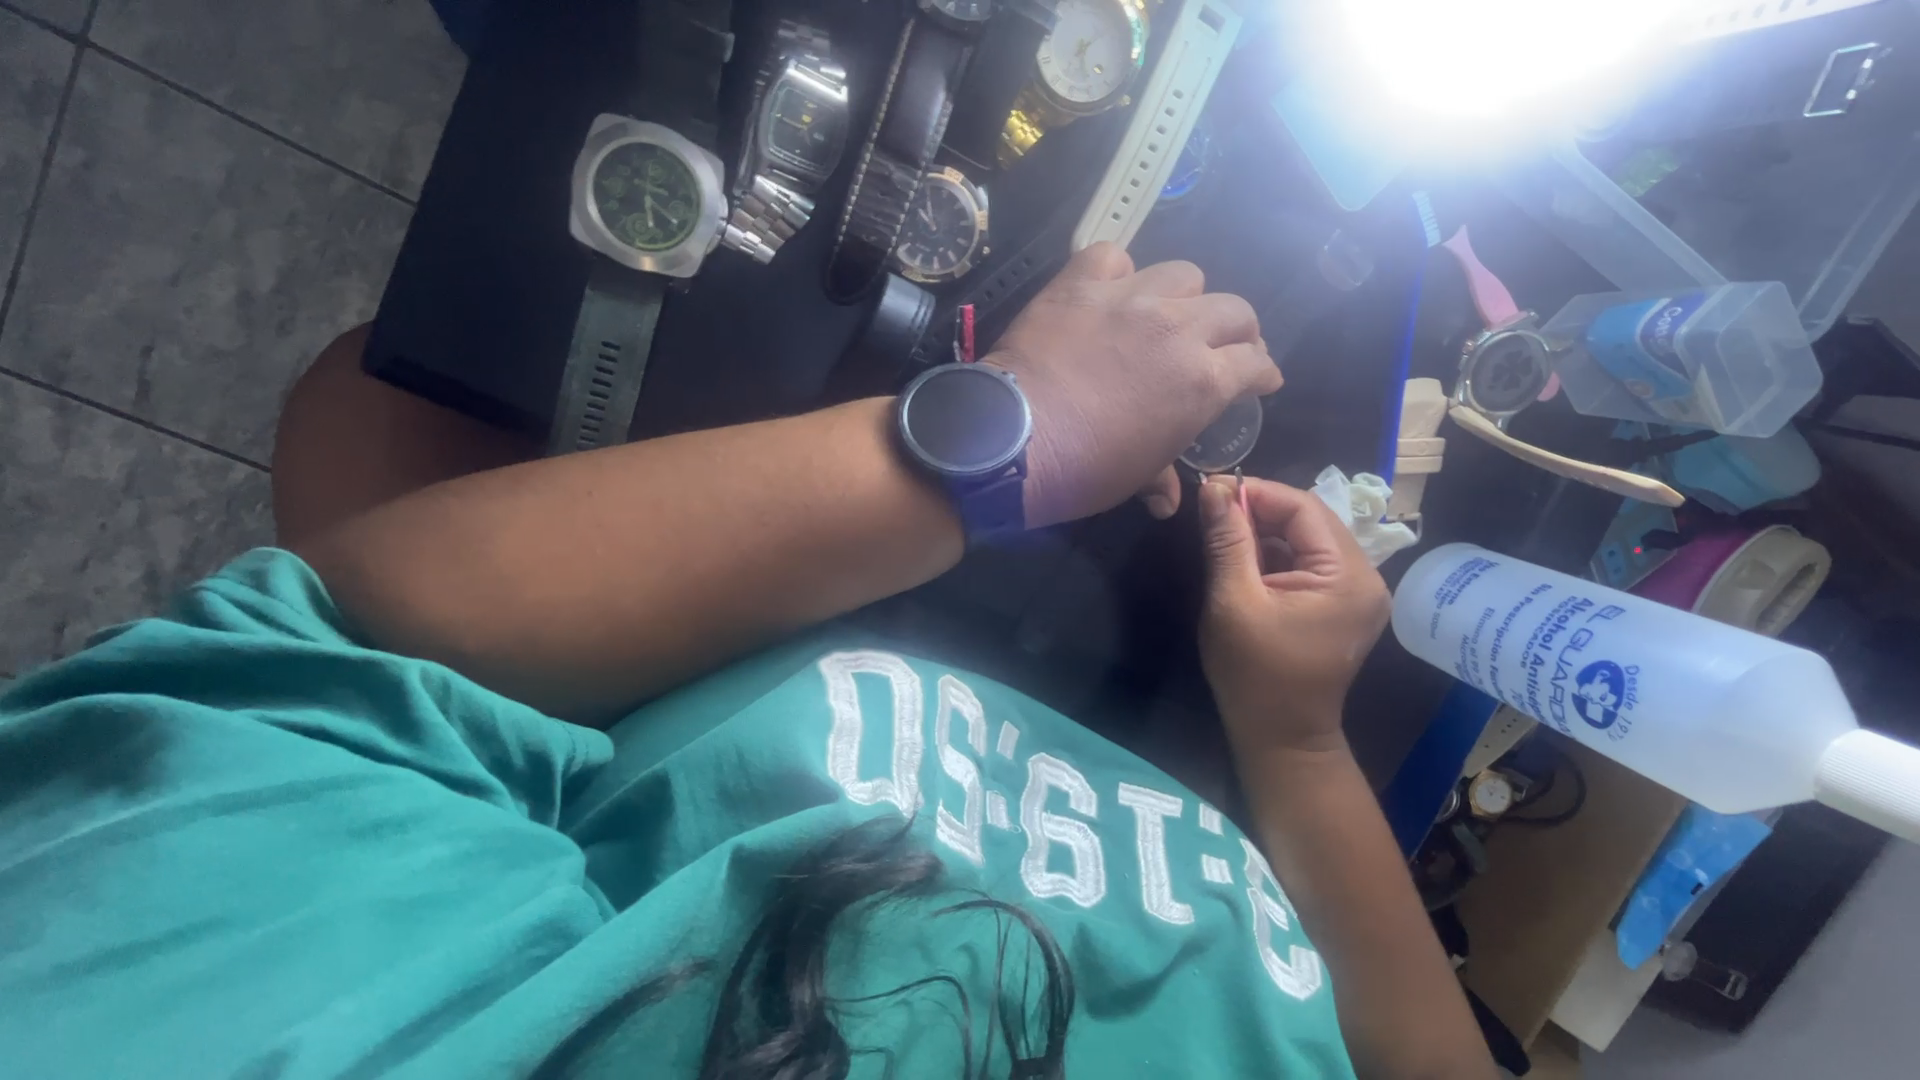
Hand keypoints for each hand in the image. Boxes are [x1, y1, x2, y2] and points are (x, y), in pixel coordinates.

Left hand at [983, 243, 1280, 528]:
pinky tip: (1113, 291)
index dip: (1262, 371)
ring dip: (1185, 297)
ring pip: (1184, 274)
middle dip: (1239, 331)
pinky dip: (1119, 272)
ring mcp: (1129, 298)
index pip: (1255, 363)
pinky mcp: (1081, 285)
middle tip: (1224, 346)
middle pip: (1234, 310)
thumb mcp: (1133, 477)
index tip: (1260, 379)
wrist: (1013, 444)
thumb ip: (1161, 475)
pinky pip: (1113, 257)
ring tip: (1169, 314)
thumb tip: (1166, 500)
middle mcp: (1178, 328)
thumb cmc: (1083, 471)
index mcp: (1203, 381)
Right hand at [1196, 475, 1389, 756]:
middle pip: (1310, 520)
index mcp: (1347, 576)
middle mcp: (1365, 577)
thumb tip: (1213, 488)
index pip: (1304, 508)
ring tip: (1223, 536)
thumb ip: (1227, 541)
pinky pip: (1308, 561)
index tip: (1211, 491)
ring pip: (1307, 538)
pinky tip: (1244, 561)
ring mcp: (1357, 592)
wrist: (1280, 735)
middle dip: (1260, 511)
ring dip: (1265, 532)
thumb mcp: (1232, 601)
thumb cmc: (1254, 673)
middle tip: (1213, 513)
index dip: (1257, 493)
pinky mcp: (1342, 604)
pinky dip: (1275, 554)